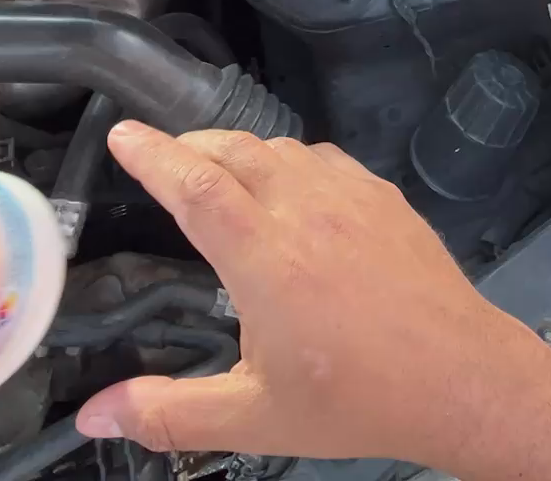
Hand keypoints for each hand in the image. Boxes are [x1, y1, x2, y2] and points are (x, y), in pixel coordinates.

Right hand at [72, 122, 550, 472]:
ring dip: (243, 149)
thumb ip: (167, 413)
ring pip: (284, 149)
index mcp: (265, 256)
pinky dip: (294, 159)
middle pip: (237, 152)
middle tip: (167, 154)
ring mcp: (352, 195)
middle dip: (193, 144)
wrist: (456, 370)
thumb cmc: (355, 397)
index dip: (154, 155)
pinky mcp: (385, 196)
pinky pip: (327, 158)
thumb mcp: (253, 416)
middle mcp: (306, 209)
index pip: (195, 186)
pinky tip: (294, 182)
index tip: (124, 133)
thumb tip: (94, 414)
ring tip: (223, 167)